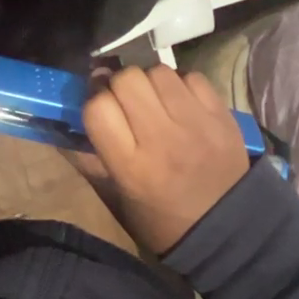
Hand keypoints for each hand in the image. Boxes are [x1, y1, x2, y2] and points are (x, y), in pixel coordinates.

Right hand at [70, 65, 249, 253]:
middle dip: (118, 85)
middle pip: (126, 79)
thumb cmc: (162, 218)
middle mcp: (161, 138)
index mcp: (131, 166)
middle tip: (124, 100)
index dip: (92, 100)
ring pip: (157, 71)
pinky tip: (179, 102)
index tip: (97, 104)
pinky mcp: (221, 115)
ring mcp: (195, 123)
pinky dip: (179, 84)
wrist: (226, 227)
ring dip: (148, 81)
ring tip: (153, 100)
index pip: (97, 108)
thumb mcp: (119, 196)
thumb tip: (71, 118)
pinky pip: (191, 76)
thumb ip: (92, 158)